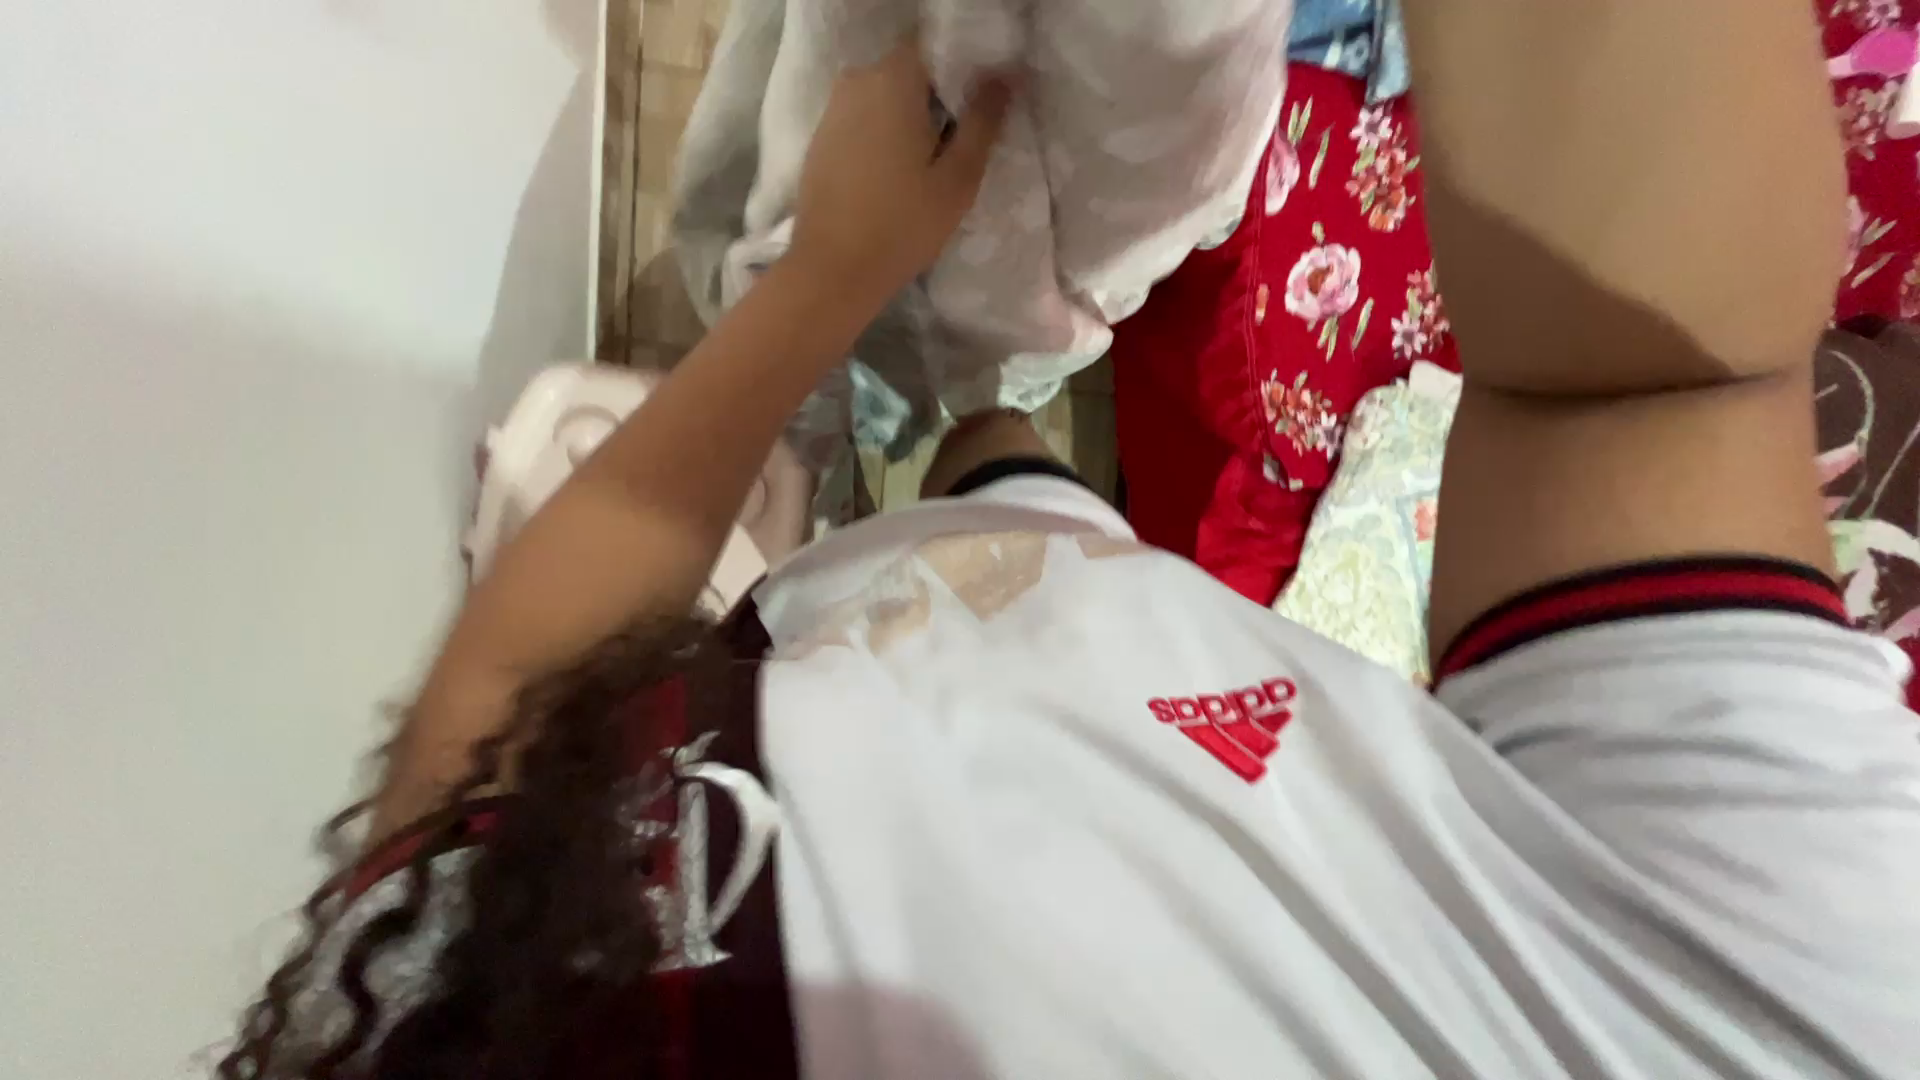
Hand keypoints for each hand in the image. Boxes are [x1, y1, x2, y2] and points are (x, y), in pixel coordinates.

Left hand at [787, 42, 1013, 310]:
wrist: (833, 271)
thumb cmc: (902, 226)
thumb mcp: (957, 180)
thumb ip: (982, 123)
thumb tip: (1004, 77)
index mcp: (894, 79)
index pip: (935, 49)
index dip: (961, 73)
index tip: (977, 110)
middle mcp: (857, 80)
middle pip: (907, 73)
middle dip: (934, 99)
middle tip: (956, 145)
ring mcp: (832, 111)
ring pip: (882, 99)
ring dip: (906, 121)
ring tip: (925, 166)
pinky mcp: (820, 142)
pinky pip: (860, 123)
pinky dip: (880, 138)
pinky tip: (892, 178)